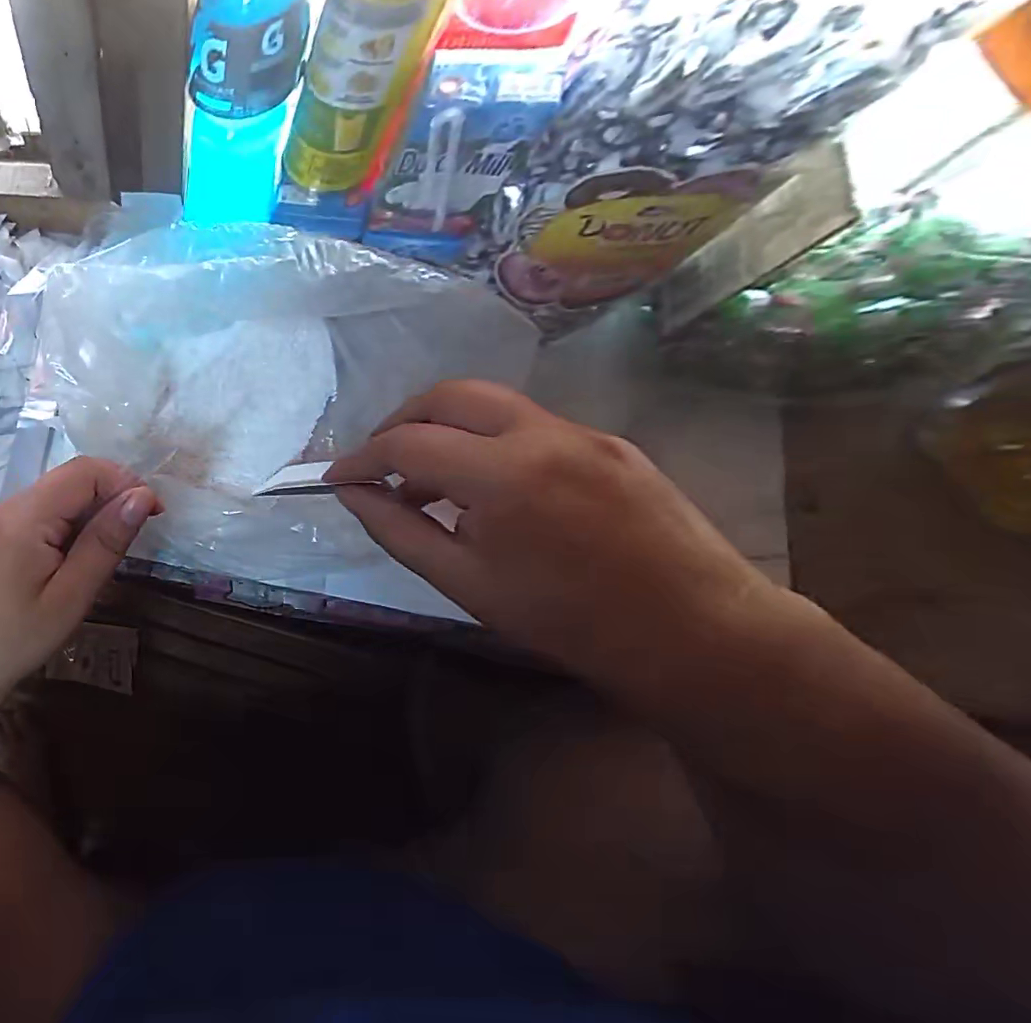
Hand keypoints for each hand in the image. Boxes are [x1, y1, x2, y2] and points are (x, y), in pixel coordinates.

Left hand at [0, 457, 160, 695]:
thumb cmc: (19, 637)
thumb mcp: (72, 594)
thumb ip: (106, 541)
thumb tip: (141, 497)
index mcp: (23, 516)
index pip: (84, 472)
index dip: (125, 482)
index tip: (154, 512)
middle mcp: (7, 505)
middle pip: (69, 477)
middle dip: (111, 491)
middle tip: (140, 527)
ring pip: (56, 492)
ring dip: (92, 506)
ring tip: (114, 542)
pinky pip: (40, 509)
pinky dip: (69, 519)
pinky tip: (80, 549)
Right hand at [327, 380, 783, 670]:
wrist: (694, 634)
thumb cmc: (564, 619)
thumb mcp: (462, 582)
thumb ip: (396, 529)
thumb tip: (351, 495)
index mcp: (503, 476)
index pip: (407, 443)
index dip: (362, 460)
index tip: (336, 479)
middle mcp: (542, 434)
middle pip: (448, 395)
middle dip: (400, 422)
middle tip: (378, 464)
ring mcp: (582, 431)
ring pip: (489, 403)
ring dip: (444, 428)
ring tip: (427, 482)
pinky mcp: (609, 441)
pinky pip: (527, 424)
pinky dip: (487, 442)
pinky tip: (486, 489)